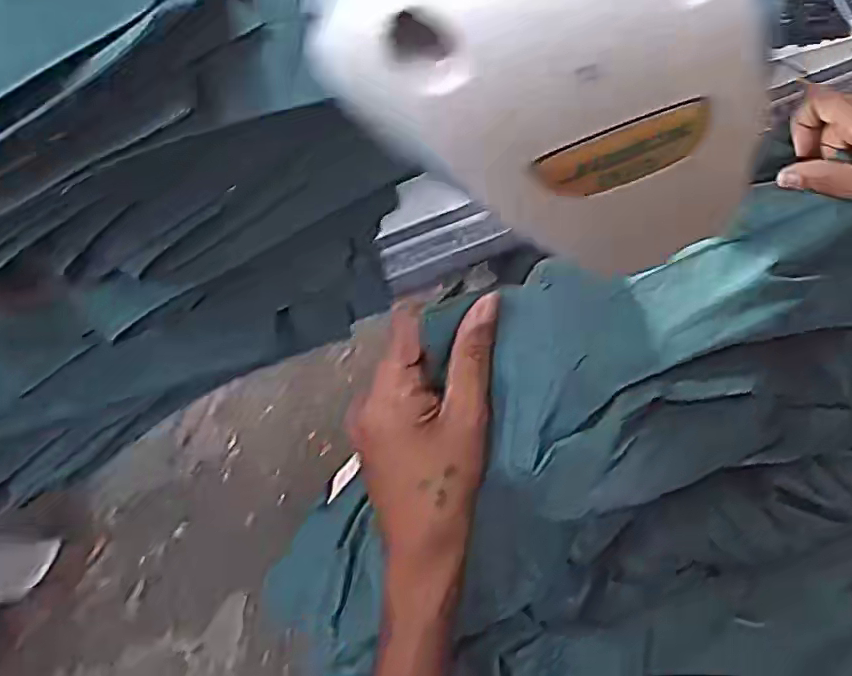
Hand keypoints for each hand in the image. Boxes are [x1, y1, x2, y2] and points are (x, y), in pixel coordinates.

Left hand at [347, 294, 499, 589]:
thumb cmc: (449, 481)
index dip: (443, 307)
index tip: (478, 304)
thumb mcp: (468, 413)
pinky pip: (402, 388)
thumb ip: (473, 354)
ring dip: (439, 360)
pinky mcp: (376, 431)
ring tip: (475, 364)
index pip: (408, 323)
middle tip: (485, 337)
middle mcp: (365, 398)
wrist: (425, 550)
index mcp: (383, 391)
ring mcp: (366, 417)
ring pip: (406, 366)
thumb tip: (486, 301)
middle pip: (406, 344)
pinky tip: (455, 392)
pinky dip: (429, 382)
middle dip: (445, 336)